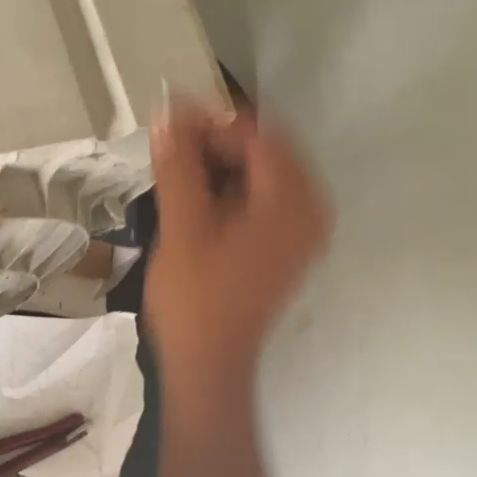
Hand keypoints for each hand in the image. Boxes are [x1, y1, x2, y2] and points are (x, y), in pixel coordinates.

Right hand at [145, 100, 330, 388]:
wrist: (207, 364)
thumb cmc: (195, 299)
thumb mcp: (183, 228)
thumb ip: (179, 168)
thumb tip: (169, 114)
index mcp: (294, 203)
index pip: (261, 135)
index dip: (215, 118)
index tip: (170, 113)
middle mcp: (309, 211)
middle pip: (266, 153)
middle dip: (217, 141)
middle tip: (168, 141)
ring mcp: (299, 233)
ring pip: (262, 177)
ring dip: (220, 165)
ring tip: (174, 166)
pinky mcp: (282, 250)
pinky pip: (261, 202)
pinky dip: (229, 191)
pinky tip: (194, 198)